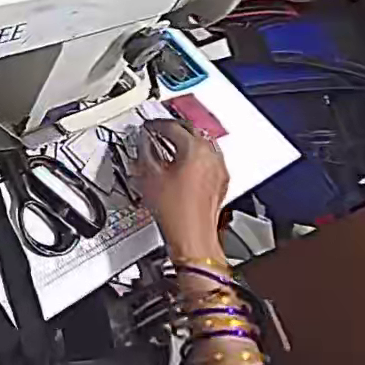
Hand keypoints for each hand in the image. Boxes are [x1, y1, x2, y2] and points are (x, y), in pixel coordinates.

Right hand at [134, 118, 228, 261]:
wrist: (192, 239)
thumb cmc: (176, 212)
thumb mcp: (150, 176)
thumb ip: (146, 153)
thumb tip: (144, 144)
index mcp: (195, 149)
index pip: (172, 127)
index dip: (155, 126)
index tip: (147, 128)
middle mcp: (211, 156)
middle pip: (191, 132)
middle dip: (172, 131)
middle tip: (157, 132)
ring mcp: (218, 170)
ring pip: (201, 146)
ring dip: (185, 144)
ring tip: (168, 148)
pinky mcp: (220, 183)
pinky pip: (207, 161)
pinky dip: (194, 159)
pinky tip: (182, 166)